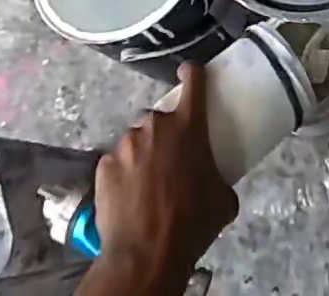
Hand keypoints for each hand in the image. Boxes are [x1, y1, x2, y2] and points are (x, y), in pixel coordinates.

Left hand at [83, 64, 236, 294]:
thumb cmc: (191, 224)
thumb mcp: (223, 201)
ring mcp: (127, 141)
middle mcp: (156, 125)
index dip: (193, 73)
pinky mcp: (105, 162)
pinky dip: (123, 174)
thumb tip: (217, 181)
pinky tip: (129, 198)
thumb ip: (220, 178)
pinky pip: (117, 162)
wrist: (146, 255)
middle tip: (171, 165)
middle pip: (162, 119)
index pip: (193, 81)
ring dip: (144, 155)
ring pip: (138, 140)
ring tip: (147, 187)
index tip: (190, 72)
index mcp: (188, 126)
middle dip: (166, 136)